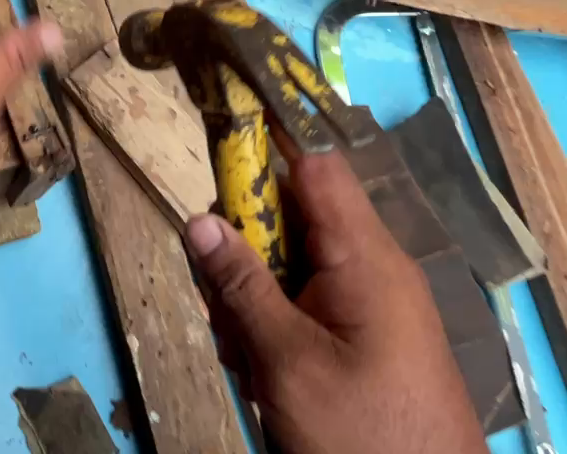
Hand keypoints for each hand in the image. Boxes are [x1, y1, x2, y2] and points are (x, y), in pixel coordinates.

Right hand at [186, 152, 485, 453]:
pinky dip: (269, 323)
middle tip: (221, 302)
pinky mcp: (360, 333)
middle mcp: (370, 267)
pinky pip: (299, 299)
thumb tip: (196, 217)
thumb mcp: (288, 361)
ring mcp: (366, 302)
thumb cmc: (364, 436)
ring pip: (284, 261)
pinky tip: (260, 370)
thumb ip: (240, 285)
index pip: (315, 165)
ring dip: (249, 296)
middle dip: (242, 247)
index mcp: (366, 258)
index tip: (216, 142)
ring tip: (244, 355)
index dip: (267, 144)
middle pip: (286, 216)